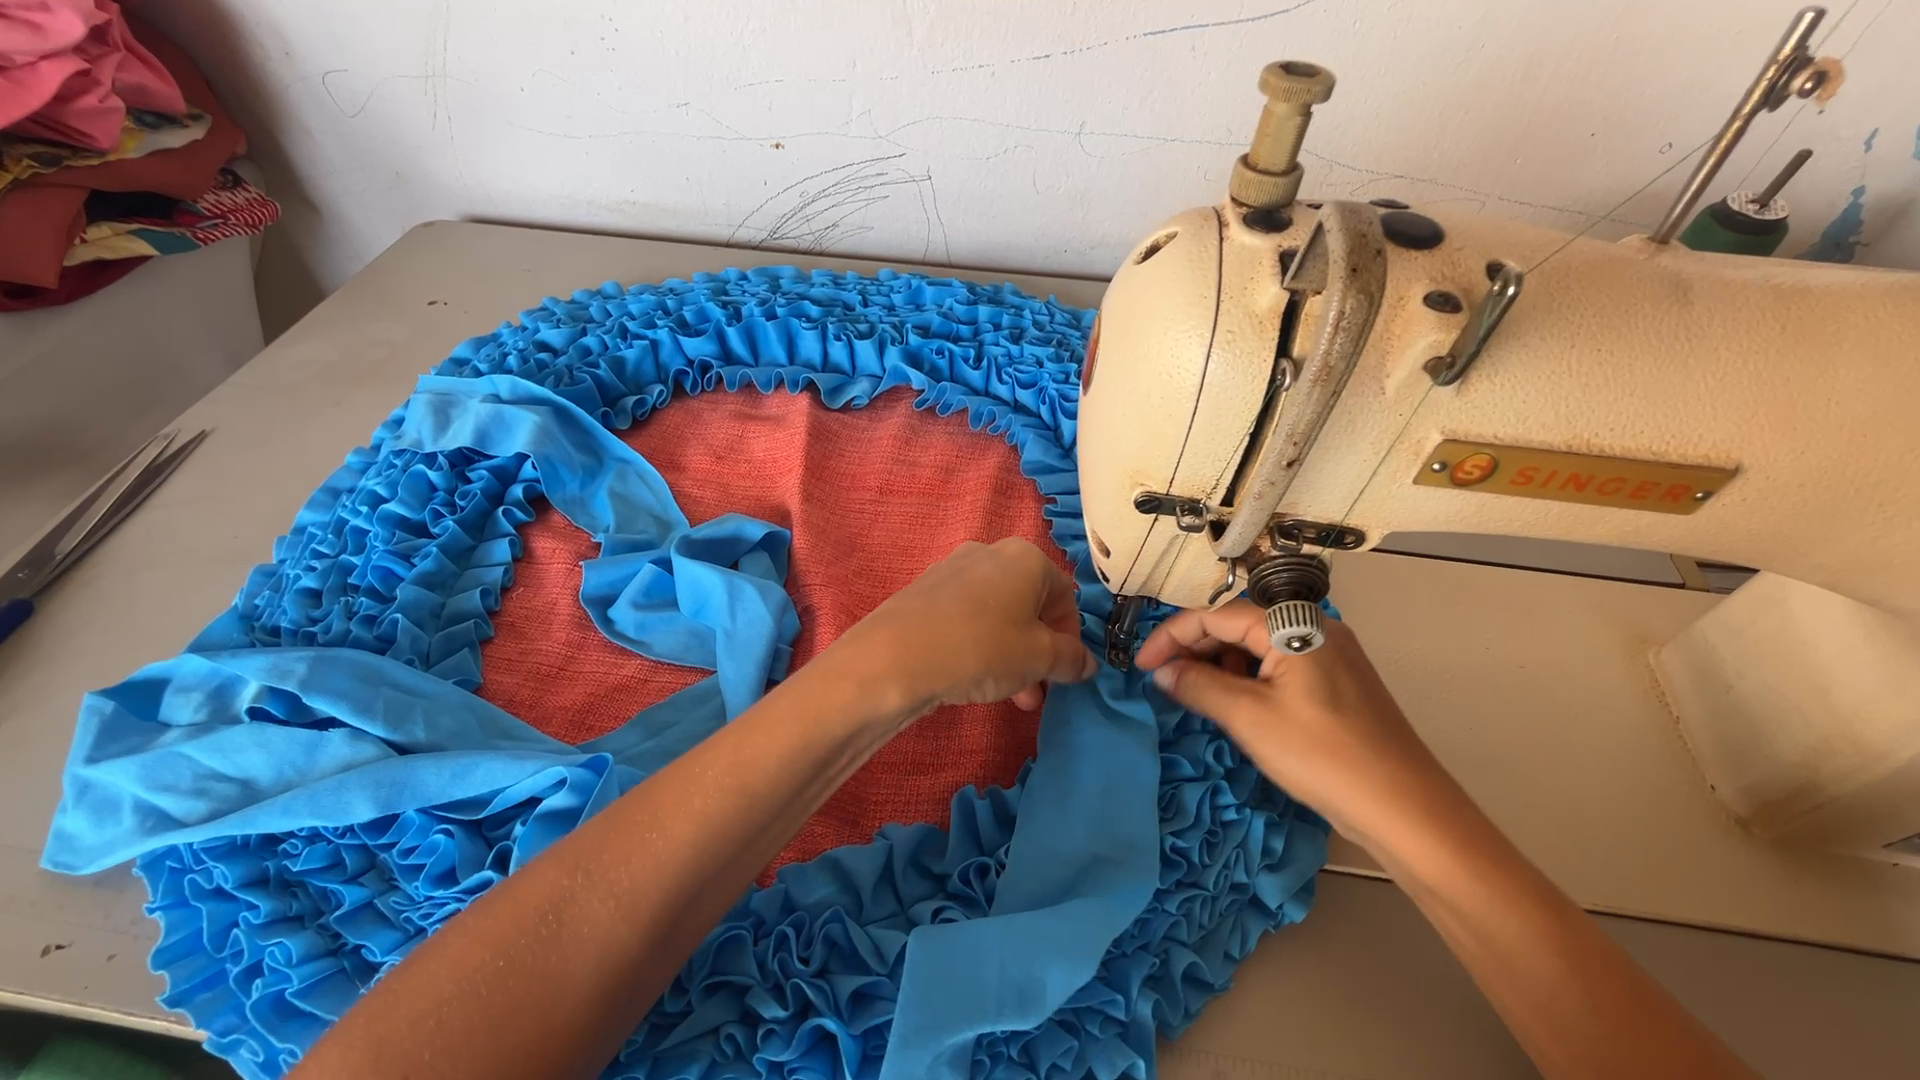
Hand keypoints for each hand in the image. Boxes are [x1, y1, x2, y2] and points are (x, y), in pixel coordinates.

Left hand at [833, 538, 1096, 717]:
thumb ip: (1070, 658)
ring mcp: (952, 571)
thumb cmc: (981, 648)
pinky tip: (972, 680)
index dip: (1071, 637)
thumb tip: (1086, 662)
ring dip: (1012, 656)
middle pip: (1029, 606)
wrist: (895, 658)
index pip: (1066, 596)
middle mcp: (990, 553)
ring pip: (998, 616)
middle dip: (1039, 653)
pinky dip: (980, 647)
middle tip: (1037, 693)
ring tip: (1010, 698)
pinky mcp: (924, 594)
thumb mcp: (1038, 659)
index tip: (1064, 672)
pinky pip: (967, 619)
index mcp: (1025, 557)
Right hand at [1135, 601, 1461, 848]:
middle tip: (1164, 681)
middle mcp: (1316, 627)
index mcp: (1295, 625)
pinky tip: (1235, 704)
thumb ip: (1198, 686)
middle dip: (1196, 649)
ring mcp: (1331, 654)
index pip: (1217, 615)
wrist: (1404, 807)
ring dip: (1221, 664)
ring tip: (1195, 695)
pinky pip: (1280, 665)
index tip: (1142, 667)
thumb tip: (1161, 672)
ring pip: (1260, 646)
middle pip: (1240, 625)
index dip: (1173, 637)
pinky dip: (1249, 678)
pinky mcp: (1338, 681)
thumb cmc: (1321, 756)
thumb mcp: (1249, 719)